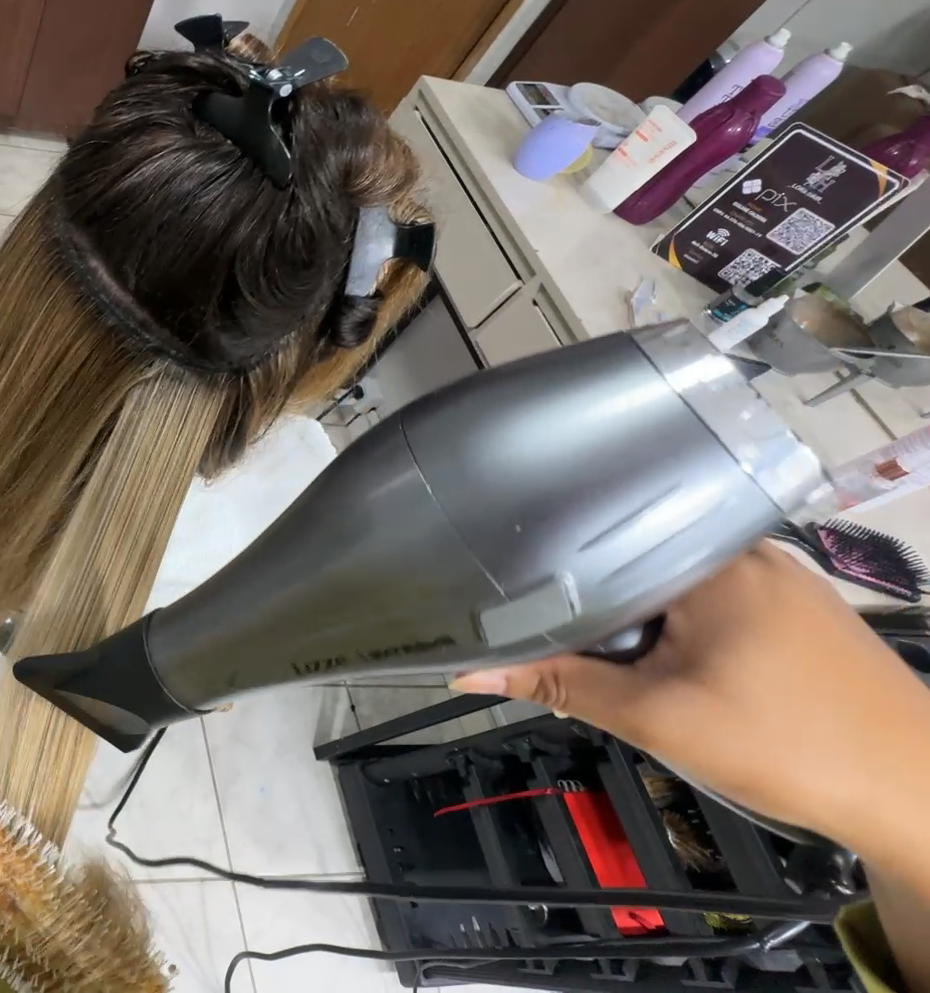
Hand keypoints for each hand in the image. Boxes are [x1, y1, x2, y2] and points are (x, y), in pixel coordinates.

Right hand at [451, 543, 929, 860]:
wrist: (926, 804)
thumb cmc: (792, 748)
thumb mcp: (655, 717)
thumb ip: (555, 685)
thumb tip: (467, 672)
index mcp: (714, 562)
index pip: (595, 545)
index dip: (538, 570)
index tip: (491, 589)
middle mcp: (745, 555)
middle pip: (624, 565)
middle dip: (580, 604)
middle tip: (528, 630)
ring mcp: (774, 582)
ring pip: (659, 588)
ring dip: (622, 620)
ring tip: (580, 647)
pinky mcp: (789, 612)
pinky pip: (695, 603)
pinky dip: (661, 628)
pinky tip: (644, 658)